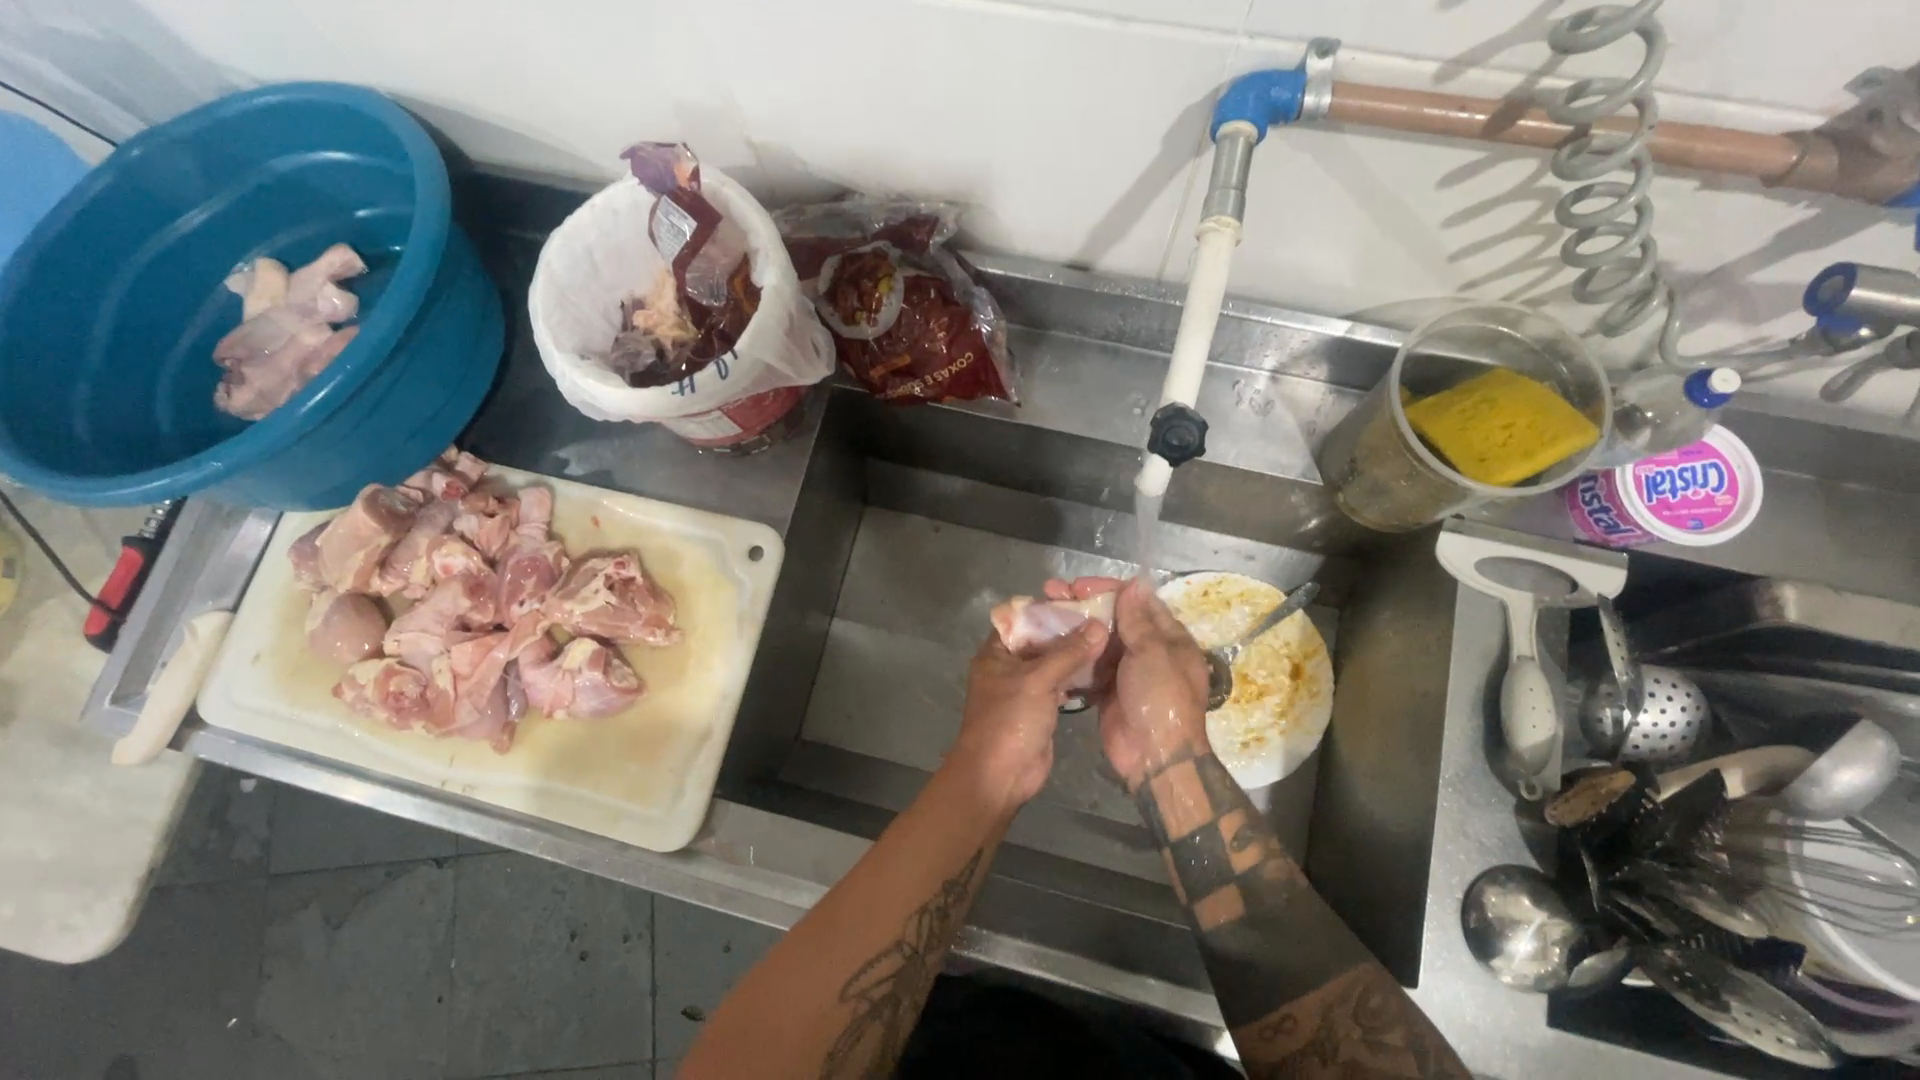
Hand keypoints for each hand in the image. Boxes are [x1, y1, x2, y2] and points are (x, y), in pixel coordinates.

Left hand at [949, 620, 1108, 814]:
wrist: (1000, 776)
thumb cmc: (1009, 721)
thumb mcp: (1037, 680)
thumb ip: (1068, 652)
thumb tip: (1099, 626)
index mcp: (997, 651)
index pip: (1023, 617)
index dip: (1050, 607)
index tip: (1083, 598)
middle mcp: (1010, 665)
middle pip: (1043, 639)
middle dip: (1071, 630)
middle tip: (1107, 616)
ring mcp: (1026, 687)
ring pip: (1055, 662)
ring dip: (1079, 653)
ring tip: (1112, 637)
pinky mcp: (1042, 707)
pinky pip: (1063, 684)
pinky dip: (1080, 676)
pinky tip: (1106, 667)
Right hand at [1045, 577, 1210, 790]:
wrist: (1154, 756)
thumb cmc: (1160, 698)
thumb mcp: (1153, 653)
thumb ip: (1138, 619)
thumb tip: (1134, 583)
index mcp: (1169, 637)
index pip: (1138, 601)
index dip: (1109, 589)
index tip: (1078, 585)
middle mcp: (1149, 650)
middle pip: (1115, 619)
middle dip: (1085, 605)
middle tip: (1053, 595)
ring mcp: (1127, 671)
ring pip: (1098, 641)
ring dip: (1074, 627)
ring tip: (1044, 613)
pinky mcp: (1108, 689)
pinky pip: (1089, 665)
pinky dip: (1072, 653)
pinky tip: (1048, 643)